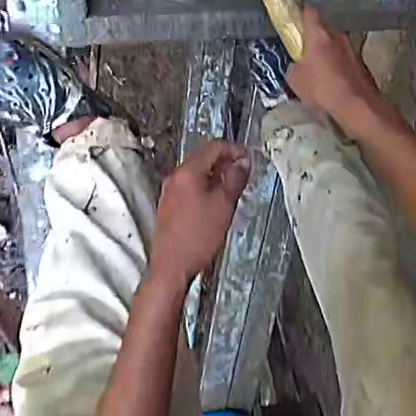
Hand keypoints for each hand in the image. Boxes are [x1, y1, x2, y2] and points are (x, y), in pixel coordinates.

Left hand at [150, 140, 250, 282]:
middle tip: (242, 173)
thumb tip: (243, 161)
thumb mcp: (224, 205)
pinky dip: (203, 186)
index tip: (247, 159)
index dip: (234, 150)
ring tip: (231, 188)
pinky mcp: (168, 205)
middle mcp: (175, 177)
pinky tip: (214, 202)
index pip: (214, 147)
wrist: (171, 268)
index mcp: (188, 172)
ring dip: (215, 175)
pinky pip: (188, 186)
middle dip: (224, 162)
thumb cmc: (198, 237)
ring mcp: (169, 191)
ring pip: (196, 172)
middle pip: (203, 157)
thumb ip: (235, 178)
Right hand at [287, 7, 386, 127]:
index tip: (296, 25)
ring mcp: (353, 48)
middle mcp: (338, 35)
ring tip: (321, 71)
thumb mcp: (295, 80)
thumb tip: (298, 65)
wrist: (357, 106)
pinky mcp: (362, 62)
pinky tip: (335, 81)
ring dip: (329, 52)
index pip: (309, 12)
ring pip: (336, 44)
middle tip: (306, 54)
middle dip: (315, 38)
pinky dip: (340, 65)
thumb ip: (294, 65)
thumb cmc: (321, 89)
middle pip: (324, 29)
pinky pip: (346, 58)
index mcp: (319, 34)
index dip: (301, 16)